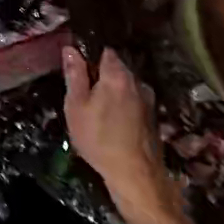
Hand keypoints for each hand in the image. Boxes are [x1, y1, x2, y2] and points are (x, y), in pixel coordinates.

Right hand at [61, 45, 173, 215]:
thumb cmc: (99, 138)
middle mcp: (137, 81)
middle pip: (117, 68)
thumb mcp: (76, 106)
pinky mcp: (152, 116)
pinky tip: (112, 123)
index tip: (77, 71)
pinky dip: (122, 106)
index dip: (89, 57)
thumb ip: (74, 75)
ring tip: (96, 111)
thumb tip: (70, 49)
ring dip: (112, 92)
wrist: (135, 174)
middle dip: (100, 76)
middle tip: (82, 95)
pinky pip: (133, 101)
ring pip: (126, 86)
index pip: (104, 51)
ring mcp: (148, 99)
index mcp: (117, 75)